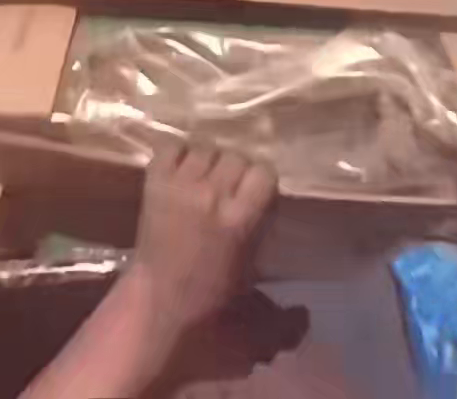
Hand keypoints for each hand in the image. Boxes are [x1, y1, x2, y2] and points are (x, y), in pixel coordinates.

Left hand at [21, 144, 276, 398]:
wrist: (155, 305)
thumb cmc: (208, 309)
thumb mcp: (253, 306)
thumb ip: (280, 298)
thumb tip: (302, 300)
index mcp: (239, 221)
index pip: (264, 173)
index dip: (263, 182)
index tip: (258, 194)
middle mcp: (211, 194)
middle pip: (235, 156)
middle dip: (237, 170)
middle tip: (231, 189)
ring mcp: (180, 184)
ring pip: (205, 148)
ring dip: (209, 161)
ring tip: (206, 179)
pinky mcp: (154, 180)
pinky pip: (172, 147)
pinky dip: (179, 154)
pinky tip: (182, 170)